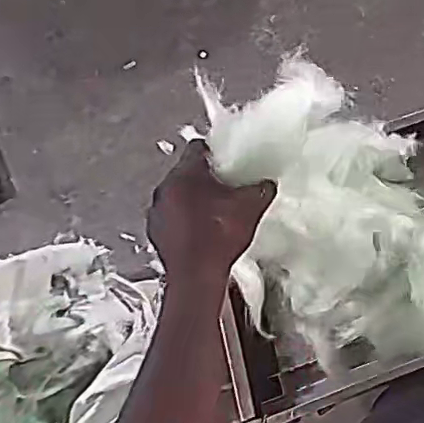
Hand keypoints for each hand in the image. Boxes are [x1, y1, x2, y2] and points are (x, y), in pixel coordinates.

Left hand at [147, 140, 275, 284]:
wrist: (197, 274)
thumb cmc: (219, 236)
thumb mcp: (252, 206)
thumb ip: (261, 188)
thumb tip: (266, 185)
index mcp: (185, 175)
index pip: (197, 148)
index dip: (215, 151)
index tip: (226, 158)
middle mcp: (165, 190)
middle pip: (186, 172)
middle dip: (206, 178)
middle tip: (228, 186)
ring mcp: (157, 213)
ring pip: (178, 195)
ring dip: (194, 199)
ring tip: (218, 211)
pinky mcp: (157, 233)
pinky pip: (173, 217)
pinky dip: (187, 219)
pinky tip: (205, 230)